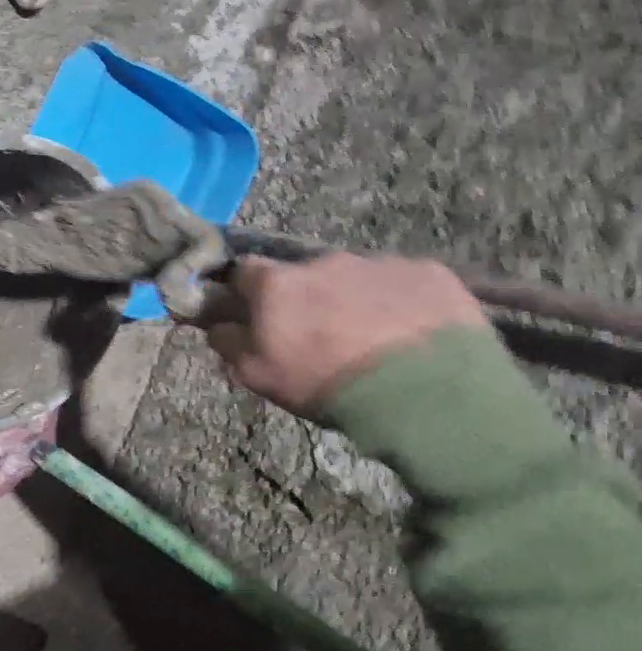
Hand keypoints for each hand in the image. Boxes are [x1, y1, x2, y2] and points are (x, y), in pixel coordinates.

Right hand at [204, 254, 488, 415]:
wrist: (422, 388)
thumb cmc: (322, 380)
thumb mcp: (254, 374)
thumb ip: (228, 342)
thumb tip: (219, 325)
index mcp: (277, 284)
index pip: (244, 270)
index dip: (244, 290)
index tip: (250, 311)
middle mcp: (325, 262)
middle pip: (304, 274)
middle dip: (304, 296)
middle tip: (314, 332)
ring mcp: (381, 263)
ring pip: (354, 276)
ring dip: (351, 297)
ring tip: (367, 335)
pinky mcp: (430, 272)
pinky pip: (402, 281)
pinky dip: (397, 300)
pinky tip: (405, 331)